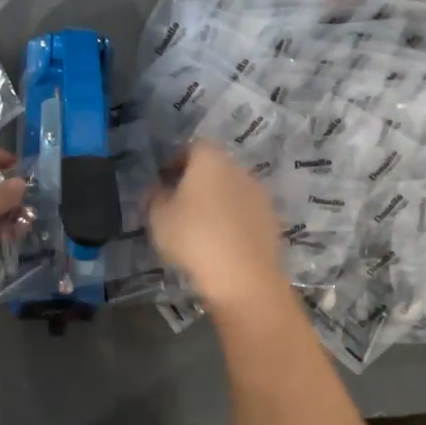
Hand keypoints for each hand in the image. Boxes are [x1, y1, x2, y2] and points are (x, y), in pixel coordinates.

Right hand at [148, 143, 287, 314]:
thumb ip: (154, 197)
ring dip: (216, 202)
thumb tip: (158, 189)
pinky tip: (220, 243)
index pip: (191, 147)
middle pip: (214, 168)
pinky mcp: (271, 220)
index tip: (162, 181)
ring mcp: (260, 195)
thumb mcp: (158, 218)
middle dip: (196, 182)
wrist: (243, 277)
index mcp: (211, 160)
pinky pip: (245, 213)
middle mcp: (239, 169)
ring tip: (199, 227)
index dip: (174, 162)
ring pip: (231, 190)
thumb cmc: (194, 238)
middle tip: (178, 204)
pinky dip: (232, 221)